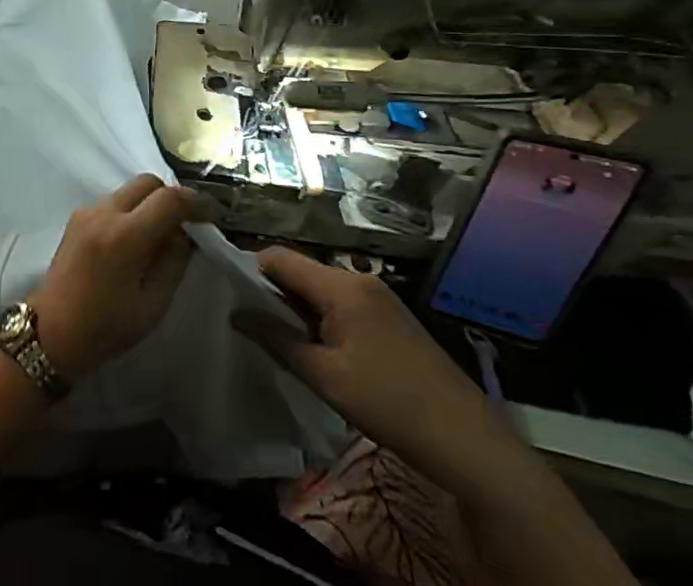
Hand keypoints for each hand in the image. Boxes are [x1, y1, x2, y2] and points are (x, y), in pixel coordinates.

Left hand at [28, 175, 195, 379]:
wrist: (50, 334)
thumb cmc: (105, 328)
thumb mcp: (153, 304)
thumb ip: (174, 261)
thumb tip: (186, 233)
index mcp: (125, 236)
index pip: (170, 199)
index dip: (197, 202)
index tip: (212, 215)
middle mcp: (104, 213)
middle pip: (148, 182)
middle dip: (172, 197)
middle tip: (186, 224)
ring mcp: (86, 212)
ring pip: (129, 189)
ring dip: (150, 203)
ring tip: (159, 235)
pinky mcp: (76, 218)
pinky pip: (113, 201)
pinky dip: (131, 210)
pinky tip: (135, 240)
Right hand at [237, 247, 485, 444]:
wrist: (462, 434)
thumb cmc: (386, 402)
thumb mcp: (323, 375)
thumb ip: (276, 339)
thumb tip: (237, 315)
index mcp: (341, 286)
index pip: (280, 258)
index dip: (250, 271)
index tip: (230, 297)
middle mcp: (359, 280)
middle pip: (301, 271)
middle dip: (273, 293)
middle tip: (250, 324)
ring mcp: (378, 296)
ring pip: (320, 289)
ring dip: (297, 308)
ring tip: (278, 340)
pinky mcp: (389, 315)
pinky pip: (342, 303)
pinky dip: (320, 317)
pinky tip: (315, 348)